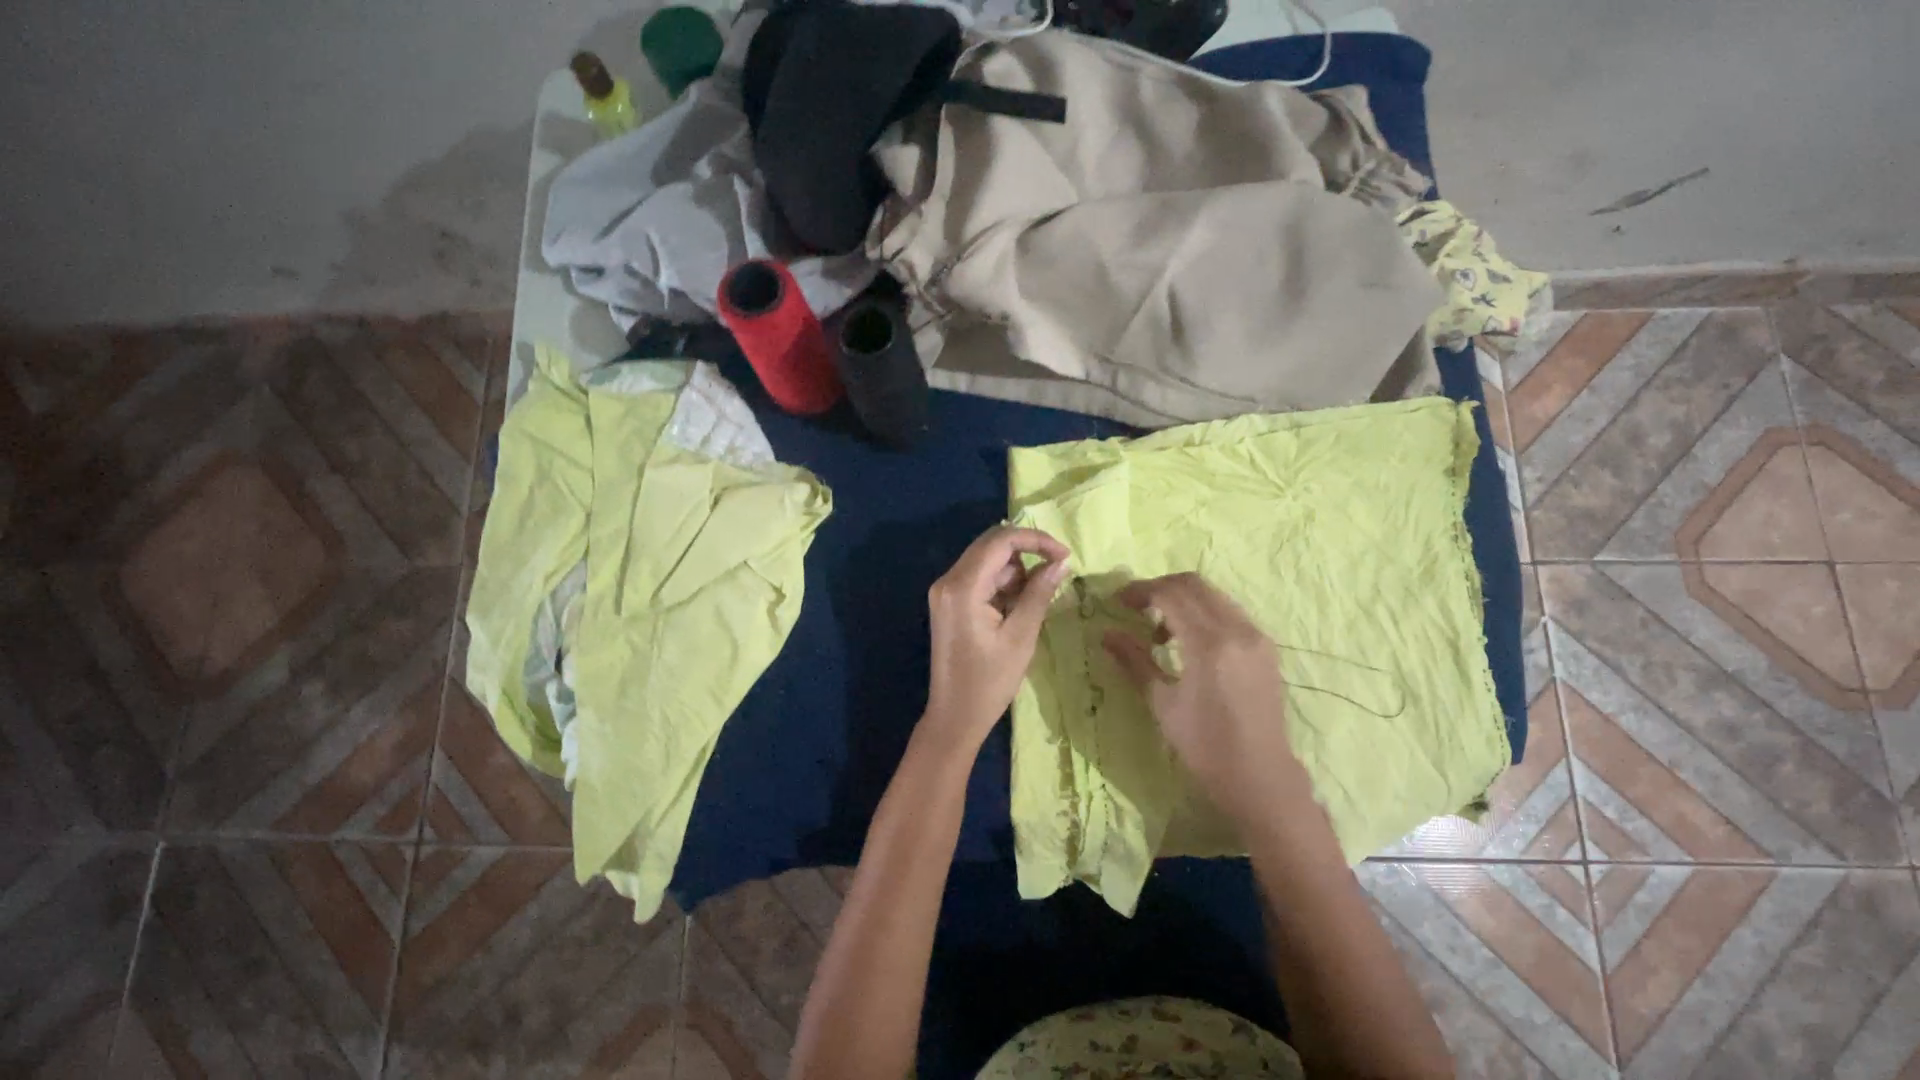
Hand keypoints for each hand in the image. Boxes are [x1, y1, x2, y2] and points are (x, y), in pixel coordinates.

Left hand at [923, 526, 1070, 749]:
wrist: (955, 715)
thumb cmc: (989, 682)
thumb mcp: (1021, 636)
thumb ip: (1039, 593)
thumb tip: (1061, 563)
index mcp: (962, 586)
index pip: (1001, 540)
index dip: (1036, 540)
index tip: (1064, 556)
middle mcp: (948, 580)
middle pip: (991, 545)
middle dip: (1027, 553)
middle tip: (1055, 574)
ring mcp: (945, 591)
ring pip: (987, 561)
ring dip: (1015, 572)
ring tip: (1030, 606)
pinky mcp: (948, 602)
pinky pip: (979, 578)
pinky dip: (1001, 585)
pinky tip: (1015, 611)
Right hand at [1101, 572, 1306, 821]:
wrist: (1259, 775)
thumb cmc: (1204, 746)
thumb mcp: (1162, 703)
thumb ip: (1135, 661)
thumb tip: (1107, 634)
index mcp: (1209, 644)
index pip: (1171, 594)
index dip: (1140, 591)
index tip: (1117, 602)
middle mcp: (1237, 630)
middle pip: (1194, 585)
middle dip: (1161, 588)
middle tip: (1136, 608)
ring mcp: (1256, 636)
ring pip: (1214, 595)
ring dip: (1183, 600)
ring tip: (1160, 630)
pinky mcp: (1266, 647)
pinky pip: (1230, 612)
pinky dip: (1204, 613)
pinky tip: (1189, 642)